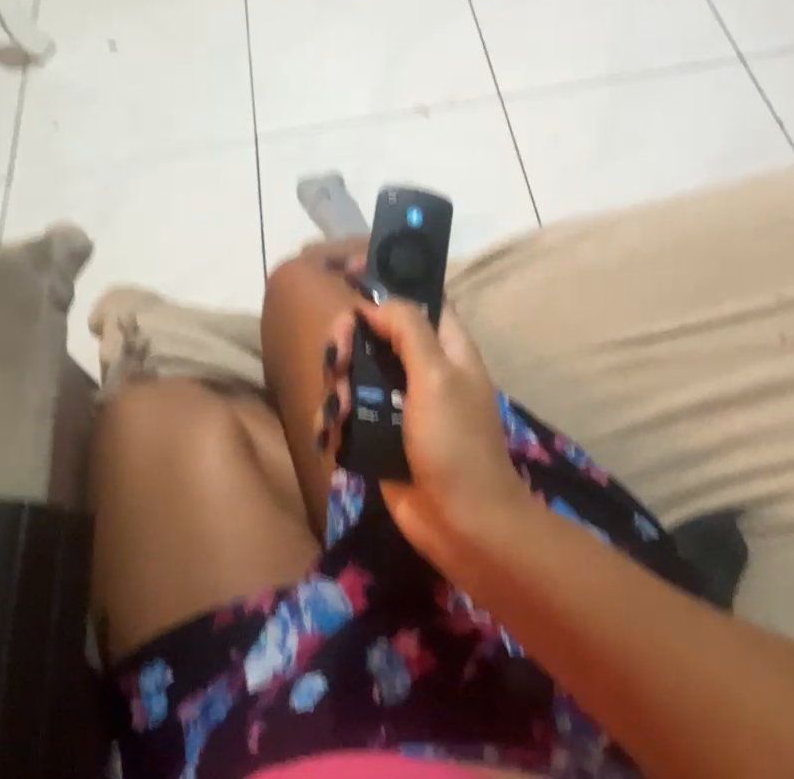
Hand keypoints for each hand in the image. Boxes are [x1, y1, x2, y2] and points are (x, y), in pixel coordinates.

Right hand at [326, 293, 529, 556]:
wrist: (460, 522)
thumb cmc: (455, 443)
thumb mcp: (438, 376)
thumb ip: (408, 329)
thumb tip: (375, 301)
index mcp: (448, 346)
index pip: (419, 296)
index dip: (387, 280)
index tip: (347, 272)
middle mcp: (422, 368)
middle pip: (374, 333)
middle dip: (349, 341)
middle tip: (338, 358)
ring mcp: (399, 403)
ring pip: (355, 372)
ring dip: (339, 387)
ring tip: (341, 413)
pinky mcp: (379, 434)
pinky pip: (348, 411)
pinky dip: (336, 418)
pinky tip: (333, 433)